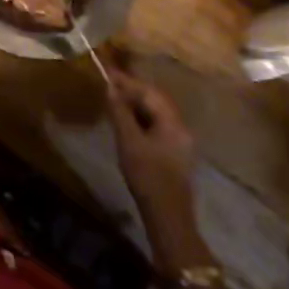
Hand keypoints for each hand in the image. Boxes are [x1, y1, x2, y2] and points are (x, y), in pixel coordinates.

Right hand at [105, 58, 195, 228]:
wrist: (168, 216)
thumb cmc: (147, 176)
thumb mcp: (128, 142)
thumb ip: (120, 113)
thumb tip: (110, 88)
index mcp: (173, 122)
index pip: (149, 92)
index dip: (127, 82)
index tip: (107, 73)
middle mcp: (181, 127)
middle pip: (156, 101)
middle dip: (133, 91)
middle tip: (109, 85)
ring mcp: (180, 141)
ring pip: (157, 114)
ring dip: (136, 105)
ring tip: (115, 100)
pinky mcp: (174, 153)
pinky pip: (157, 126)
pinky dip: (141, 119)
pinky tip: (127, 122)